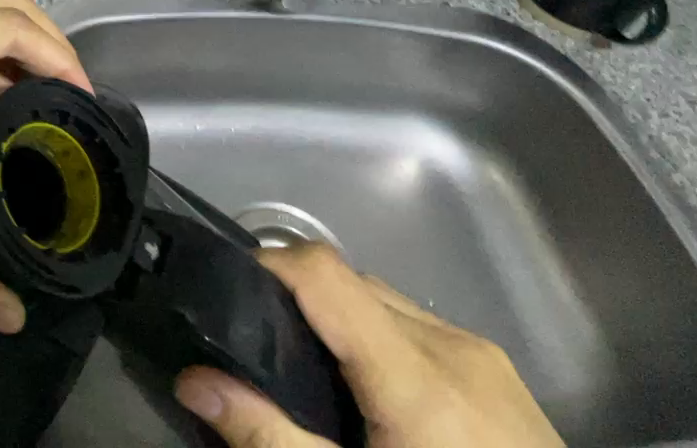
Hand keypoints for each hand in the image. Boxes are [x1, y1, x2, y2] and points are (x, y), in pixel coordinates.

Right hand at [173, 243, 562, 446]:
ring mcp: (485, 356)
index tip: (230, 293)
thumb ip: (269, 437)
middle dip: (297, 301)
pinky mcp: (502, 373)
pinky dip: (380, 339)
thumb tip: (194, 382)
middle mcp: (453, 348)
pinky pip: (419, 327)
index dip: (269, 265)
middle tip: (261, 351)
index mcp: (417, 378)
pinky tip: (375, 397)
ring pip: (385, 301)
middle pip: (350, 281)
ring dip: (340, 320)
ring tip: (316, 378)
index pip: (325, 271)